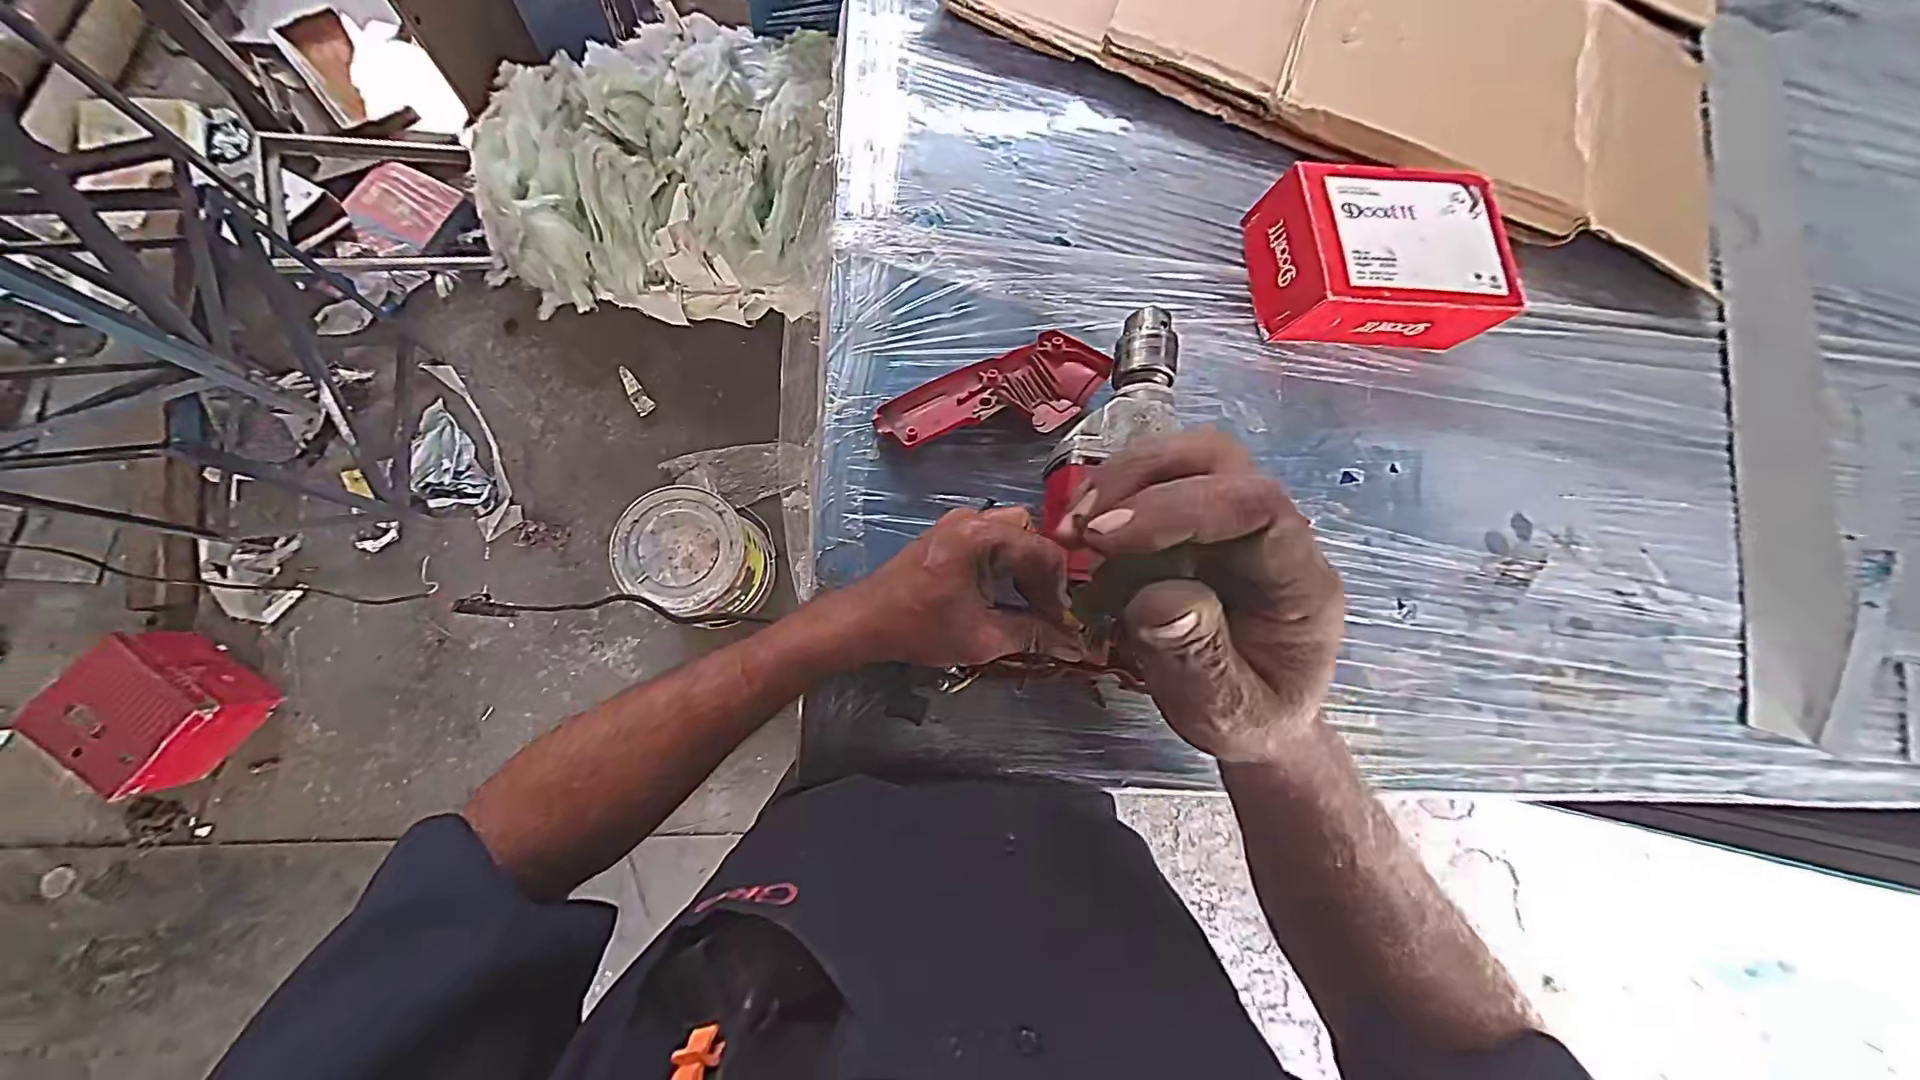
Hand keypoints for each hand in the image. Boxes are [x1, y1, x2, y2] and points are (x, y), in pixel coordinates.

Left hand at [834, 505, 1083, 668]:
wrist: (866, 620)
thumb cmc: (920, 628)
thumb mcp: (983, 638)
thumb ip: (1033, 636)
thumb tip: (1074, 645)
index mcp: (982, 537)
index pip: (1044, 552)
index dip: (1059, 590)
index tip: (1061, 621)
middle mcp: (973, 519)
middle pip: (1031, 535)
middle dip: (1044, 574)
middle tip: (1046, 610)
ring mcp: (959, 522)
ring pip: (1013, 533)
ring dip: (1026, 566)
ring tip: (1029, 602)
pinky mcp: (950, 532)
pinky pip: (993, 537)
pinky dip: (1007, 561)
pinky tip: (1005, 592)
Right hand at [1053, 432, 1344, 763]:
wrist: (1252, 718)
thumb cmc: (1247, 718)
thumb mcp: (1226, 712)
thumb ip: (1199, 659)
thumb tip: (1156, 596)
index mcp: (1297, 581)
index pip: (1256, 506)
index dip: (1176, 508)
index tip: (1103, 539)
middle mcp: (1272, 534)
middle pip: (1216, 461)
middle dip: (1139, 478)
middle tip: (1081, 526)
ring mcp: (1233, 524)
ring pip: (1182, 460)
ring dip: (1118, 483)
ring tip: (1072, 529)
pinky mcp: (1197, 526)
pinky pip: (1155, 484)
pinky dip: (1111, 497)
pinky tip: (1081, 532)